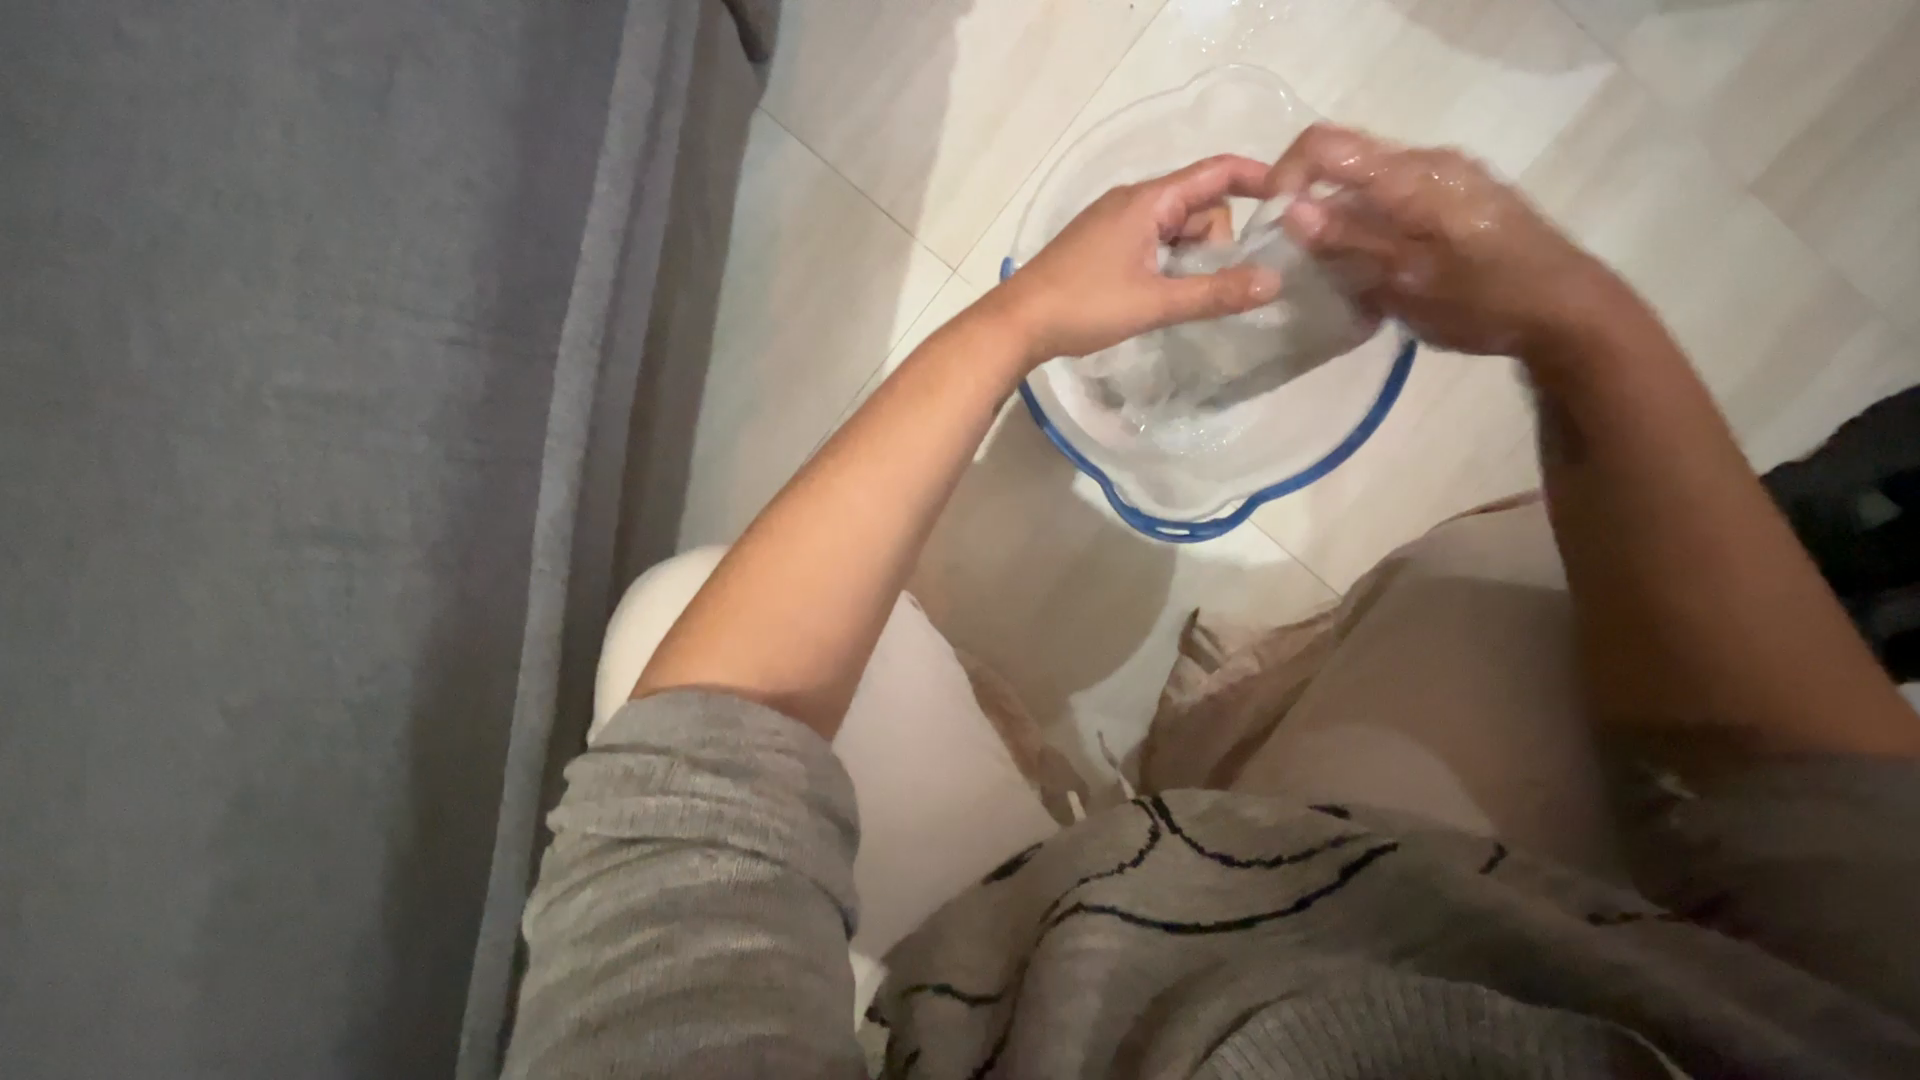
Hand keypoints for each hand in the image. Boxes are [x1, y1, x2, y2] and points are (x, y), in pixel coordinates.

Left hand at [995, 155, 1284, 364]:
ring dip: (1189, 257)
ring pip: (1174, 228)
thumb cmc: (1084, 307)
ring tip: (1176, 297)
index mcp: (1148, 200)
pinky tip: (1158, 295)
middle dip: (1216, 240)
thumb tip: (1273, 283)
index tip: (1289, 203)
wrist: (1016, 324)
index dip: (1257, 180)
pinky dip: (1166, 262)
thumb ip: (1214, 293)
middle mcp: (1132, 200)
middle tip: (1205, 285)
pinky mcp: (1100, 245)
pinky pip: (1151, 242)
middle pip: (1199, 204)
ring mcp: (1113, 222)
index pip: (1217, 172)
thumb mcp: (1154, 303)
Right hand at [1262, 124, 1622, 358]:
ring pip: (1363, 184)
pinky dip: (1364, 227)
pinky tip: (1368, 268)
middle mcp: (1427, 163)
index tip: (1271, 229)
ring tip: (1330, 271)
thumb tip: (1291, 211)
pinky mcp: (1452, 198)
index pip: (1325, 146)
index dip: (1285, 177)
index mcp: (1413, 176)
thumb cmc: (1483, 301)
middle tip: (1293, 259)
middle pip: (1341, 162)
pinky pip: (1389, 199)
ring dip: (1335, 221)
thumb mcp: (1407, 280)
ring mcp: (1443, 177)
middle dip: (1306, 204)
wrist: (1564, 310)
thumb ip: (1350, 241)